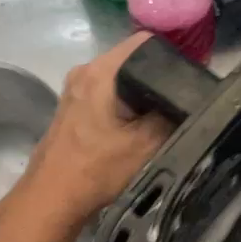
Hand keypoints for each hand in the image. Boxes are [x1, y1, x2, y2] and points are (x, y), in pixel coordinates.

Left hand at [20, 33, 173, 221]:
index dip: (171, 55)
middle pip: (131, 59)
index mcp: (101, 72)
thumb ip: (170, 116)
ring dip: (140, 92)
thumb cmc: (97, 169)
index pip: (144, 43)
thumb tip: (188, 100)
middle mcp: (84, 70)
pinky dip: (123, 102)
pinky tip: (136, 125)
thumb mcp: (146, 145)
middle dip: (157, 76)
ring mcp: (74, 88)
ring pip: (119, 77)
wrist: (52, 198)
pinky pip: (106, 91)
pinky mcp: (72, 105)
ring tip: (162, 113)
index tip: (188, 77)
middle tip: (181, 99)